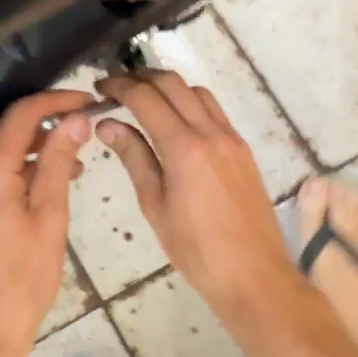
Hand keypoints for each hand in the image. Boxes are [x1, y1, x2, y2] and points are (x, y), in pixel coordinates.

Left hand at [0, 88, 94, 356]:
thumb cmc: (22, 277)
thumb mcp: (50, 215)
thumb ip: (60, 161)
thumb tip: (75, 118)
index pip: (23, 112)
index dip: (57, 99)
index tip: (87, 98)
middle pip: (10, 130)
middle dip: (49, 125)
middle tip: (86, 130)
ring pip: (2, 151)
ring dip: (37, 150)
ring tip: (74, 163)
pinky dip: (19, 169)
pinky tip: (47, 184)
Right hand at [93, 70, 299, 317]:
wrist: (257, 278)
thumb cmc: (197, 251)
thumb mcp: (155, 206)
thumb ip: (133, 157)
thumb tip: (107, 125)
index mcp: (184, 147)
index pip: (145, 97)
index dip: (119, 87)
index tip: (100, 89)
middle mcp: (209, 132)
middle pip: (171, 82)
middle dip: (140, 78)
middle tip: (117, 89)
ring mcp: (230, 138)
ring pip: (195, 90)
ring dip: (167, 85)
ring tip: (144, 99)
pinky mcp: (242, 148)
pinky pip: (213, 109)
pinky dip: (189, 101)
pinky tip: (176, 119)